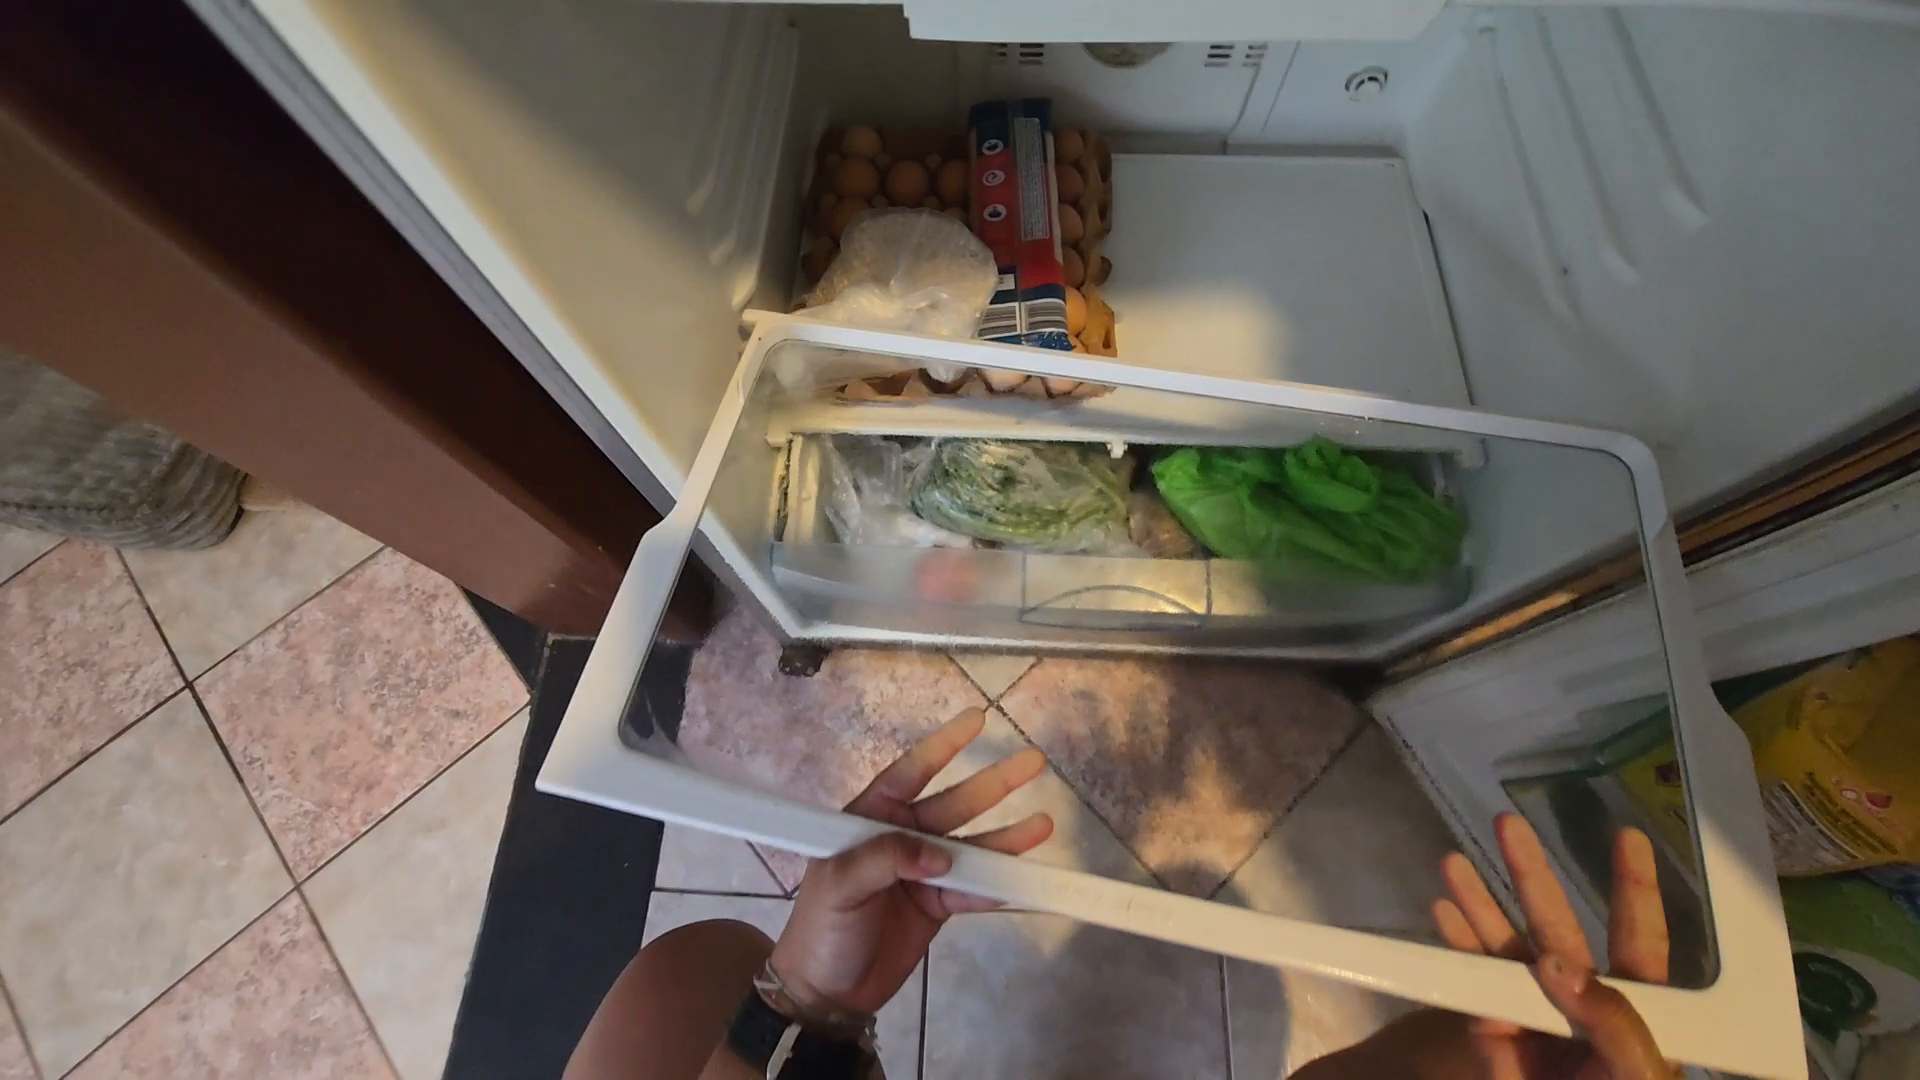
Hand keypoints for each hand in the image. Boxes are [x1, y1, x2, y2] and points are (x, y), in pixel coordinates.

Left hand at [768, 707, 1053, 1016]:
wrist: (826, 991)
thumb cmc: (820, 926)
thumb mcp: (840, 884)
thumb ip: (886, 860)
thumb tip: (940, 855)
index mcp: (873, 817)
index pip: (911, 771)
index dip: (944, 744)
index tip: (977, 719)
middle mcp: (904, 835)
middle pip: (955, 804)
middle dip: (995, 783)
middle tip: (1033, 762)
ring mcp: (926, 871)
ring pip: (974, 846)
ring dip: (1009, 837)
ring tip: (1045, 824)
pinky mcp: (940, 905)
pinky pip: (975, 892)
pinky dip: (1001, 889)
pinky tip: (1028, 881)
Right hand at [1431, 814, 1674, 1079]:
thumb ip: (1618, 1029)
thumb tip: (1556, 965)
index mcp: (1632, 1010)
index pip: (1639, 942)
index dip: (1633, 890)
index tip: (1627, 838)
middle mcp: (1577, 995)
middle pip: (1555, 923)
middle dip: (1531, 871)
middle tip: (1508, 823)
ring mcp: (1527, 1002)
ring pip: (1501, 939)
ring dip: (1477, 898)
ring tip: (1451, 863)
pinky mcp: (1485, 1019)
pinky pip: (1467, 972)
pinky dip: (1454, 940)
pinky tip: (1442, 911)